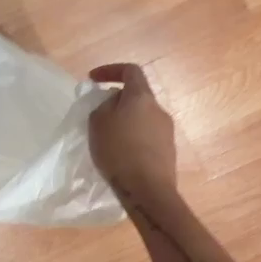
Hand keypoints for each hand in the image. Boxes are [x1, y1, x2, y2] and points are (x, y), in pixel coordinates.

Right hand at [87, 64, 179, 207]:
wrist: (148, 191)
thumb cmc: (118, 150)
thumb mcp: (98, 121)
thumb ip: (104, 105)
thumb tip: (115, 103)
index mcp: (142, 97)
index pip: (130, 70)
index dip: (110, 70)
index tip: (93, 80)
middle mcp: (159, 110)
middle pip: (137, 95)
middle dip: (116, 100)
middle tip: (98, 113)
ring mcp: (166, 132)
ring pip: (142, 116)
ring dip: (125, 120)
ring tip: (107, 136)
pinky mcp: (168, 152)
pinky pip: (147, 135)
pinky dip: (132, 137)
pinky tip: (120, 153)